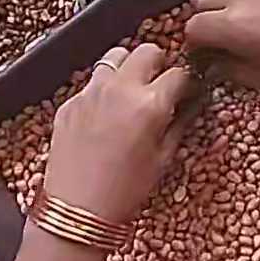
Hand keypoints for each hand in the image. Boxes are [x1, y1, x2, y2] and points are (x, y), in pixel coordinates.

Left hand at [40, 43, 196, 223]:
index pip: (179, 74)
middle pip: (148, 51)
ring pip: (116, 56)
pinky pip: (92, 82)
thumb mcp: (163, 159)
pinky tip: (106, 113)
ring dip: (129, 67)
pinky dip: (104, 89)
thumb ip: (179, 124)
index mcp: (150, 104)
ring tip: (132, 90)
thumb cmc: (126, 190)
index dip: (187, 83)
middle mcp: (120, 89)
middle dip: (160, 63)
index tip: (187, 91)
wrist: (78, 210)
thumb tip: (189, 105)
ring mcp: (91, 92)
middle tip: (161, 84)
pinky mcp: (70, 102)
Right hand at [184, 0, 259, 101]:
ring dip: (226, 12)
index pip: (193, 28)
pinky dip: (249, 4)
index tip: (204, 61)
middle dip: (206, 25)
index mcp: (235, 24)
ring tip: (246, 38)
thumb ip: (233, 69)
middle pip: (205, 3)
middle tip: (220, 49)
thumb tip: (216, 64)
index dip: (195, 47)